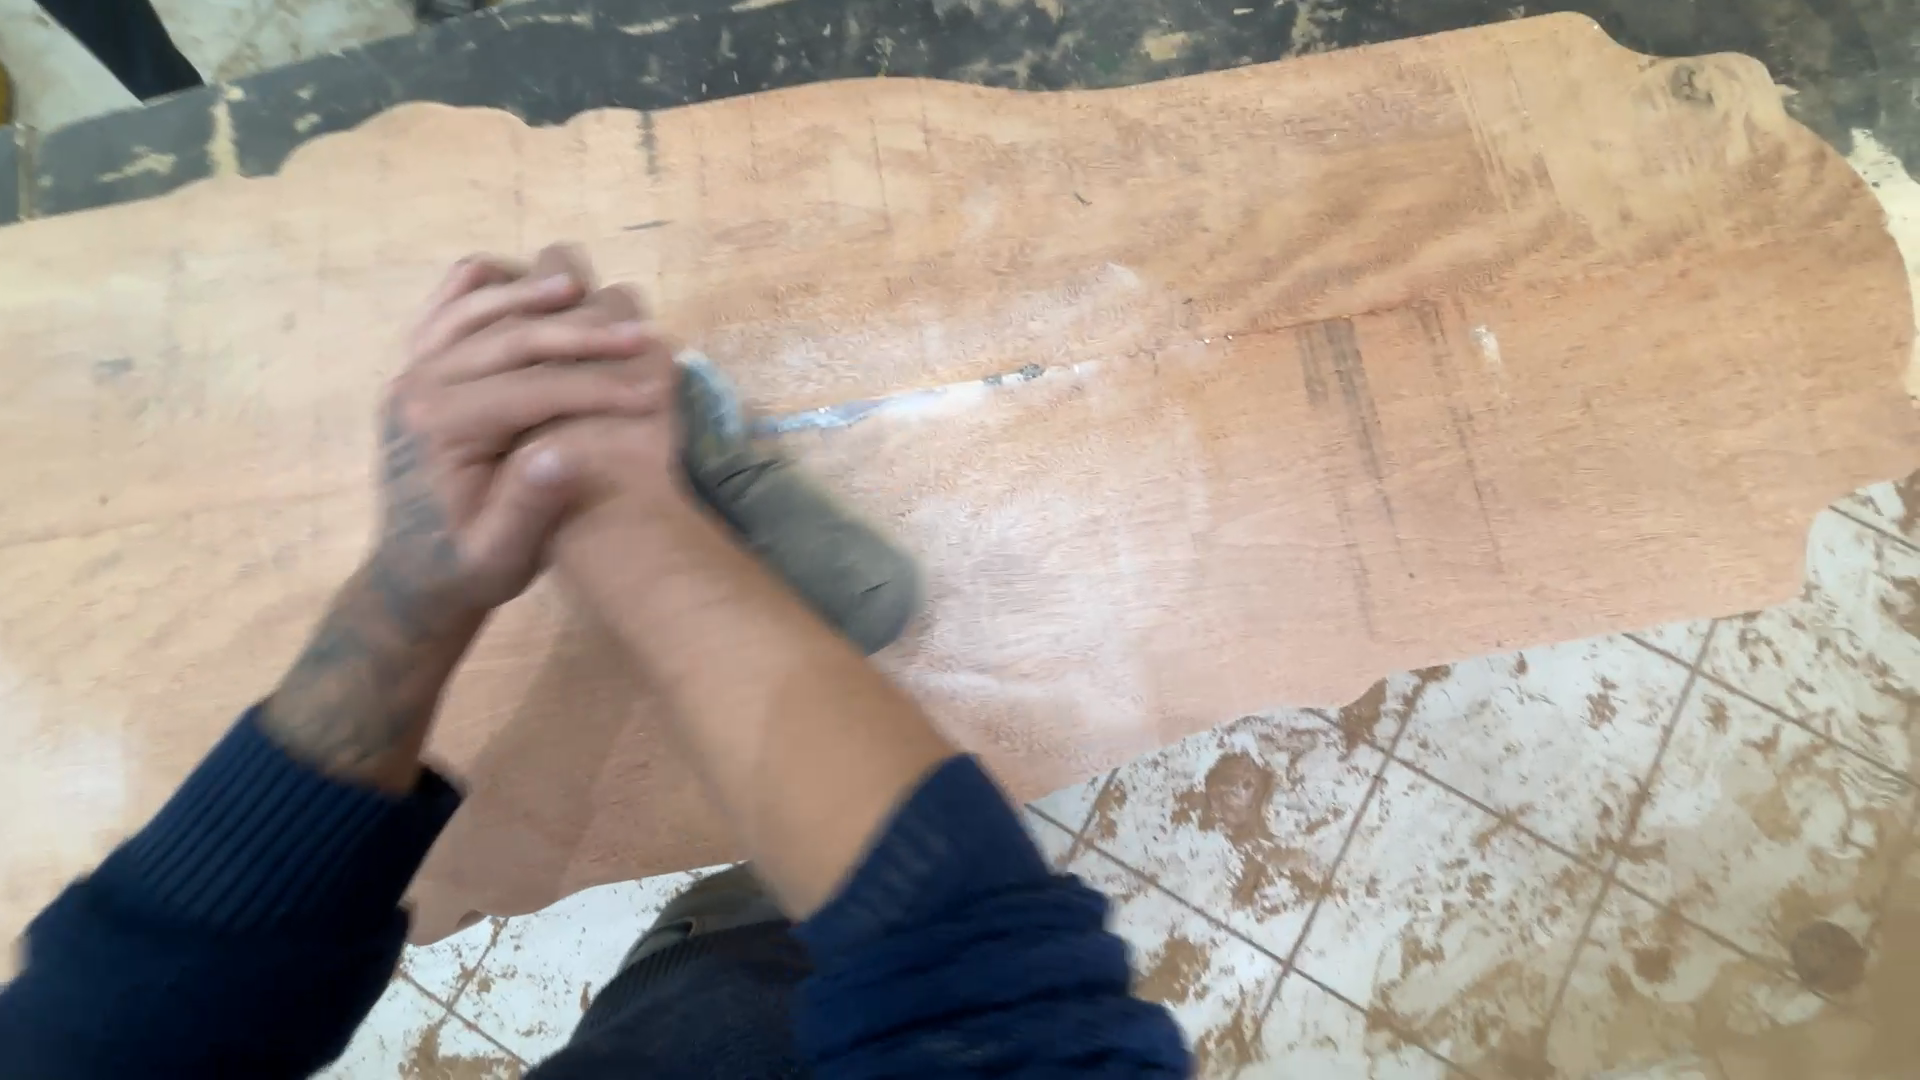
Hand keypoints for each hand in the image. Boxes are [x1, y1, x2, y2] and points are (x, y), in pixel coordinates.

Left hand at [370, 246, 675, 635]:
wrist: (412, 573)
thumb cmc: (468, 565)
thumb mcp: (503, 554)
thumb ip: (529, 505)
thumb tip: (569, 454)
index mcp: (442, 426)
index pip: (533, 388)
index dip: (598, 386)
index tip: (654, 391)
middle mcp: (419, 385)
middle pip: (511, 338)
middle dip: (583, 335)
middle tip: (643, 335)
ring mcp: (413, 371)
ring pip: (479, 311)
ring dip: (537, 296)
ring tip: (591, 290)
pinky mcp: (418, 370)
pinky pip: (444, 310)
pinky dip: (478, 285)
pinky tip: (516, 274)